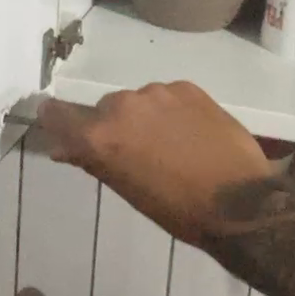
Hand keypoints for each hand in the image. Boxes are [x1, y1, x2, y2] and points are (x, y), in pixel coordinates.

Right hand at [36, 82, 275, 245]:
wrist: (238, 199)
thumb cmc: (176, 208)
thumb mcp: (127, 189)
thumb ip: (93, 161)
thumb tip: (64, 148)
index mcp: (101, 135)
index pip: (59, 114)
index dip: (56, 119)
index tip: (57, 123)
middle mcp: (123, 105)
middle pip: (105, 109)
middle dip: (113, 126)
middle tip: (135, 152)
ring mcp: (158, 92)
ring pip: (138, 101)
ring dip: (144, 117)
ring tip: (170, 145)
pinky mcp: (187, 87)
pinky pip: (167, 96)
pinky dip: (171, 111)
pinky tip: (190, 133)